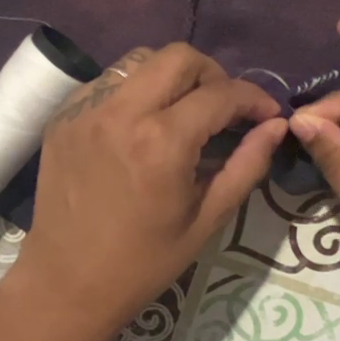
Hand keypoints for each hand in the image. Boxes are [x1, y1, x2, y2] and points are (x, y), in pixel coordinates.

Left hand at [13, 43, 286, 337]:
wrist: (66, 284)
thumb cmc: (144, 262)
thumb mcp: (207, 219)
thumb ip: (246, 165)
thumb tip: (276, 126)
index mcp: (162, 142)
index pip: (221, 94)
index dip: (254, 98)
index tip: (267, 114)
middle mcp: (121, 111)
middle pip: (179, 57)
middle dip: (213, 75)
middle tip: (223, 109)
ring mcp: (86, 108)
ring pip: (140, 61)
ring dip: (171, 78)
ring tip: (182, 113)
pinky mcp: (63, 115)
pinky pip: (109, 82)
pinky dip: (134, 91)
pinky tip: (142, 125)